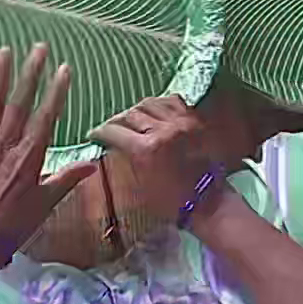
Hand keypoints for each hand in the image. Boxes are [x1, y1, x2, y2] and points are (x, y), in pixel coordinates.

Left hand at [0, 44, 94, 268]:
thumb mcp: (44, 205)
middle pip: (20, 103)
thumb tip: (93, 165)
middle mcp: (4, 144)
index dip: (56, 91)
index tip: (64, 68)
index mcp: (28, 156)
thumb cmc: (10, 227)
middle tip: (38, 48)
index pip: (46, 116)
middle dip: (31, 73)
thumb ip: (66, 180)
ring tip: (4, 51)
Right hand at [89, 96, 225, 224]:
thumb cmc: (172, 202)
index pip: (114, 131)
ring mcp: (181, 122)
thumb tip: (114, 145)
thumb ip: (127, 159)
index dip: (100, 131)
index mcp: (147, 149)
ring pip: (150, 104)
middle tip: (110, 127)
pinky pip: (171, 102)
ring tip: (131, 118)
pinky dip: (159, 104)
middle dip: (116, 120)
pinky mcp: (194, 120)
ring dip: (136, 110)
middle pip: (131, 114)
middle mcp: (162, 130)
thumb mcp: (140, 184)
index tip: (94, 134)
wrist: (208, 201)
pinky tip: (154, 111)